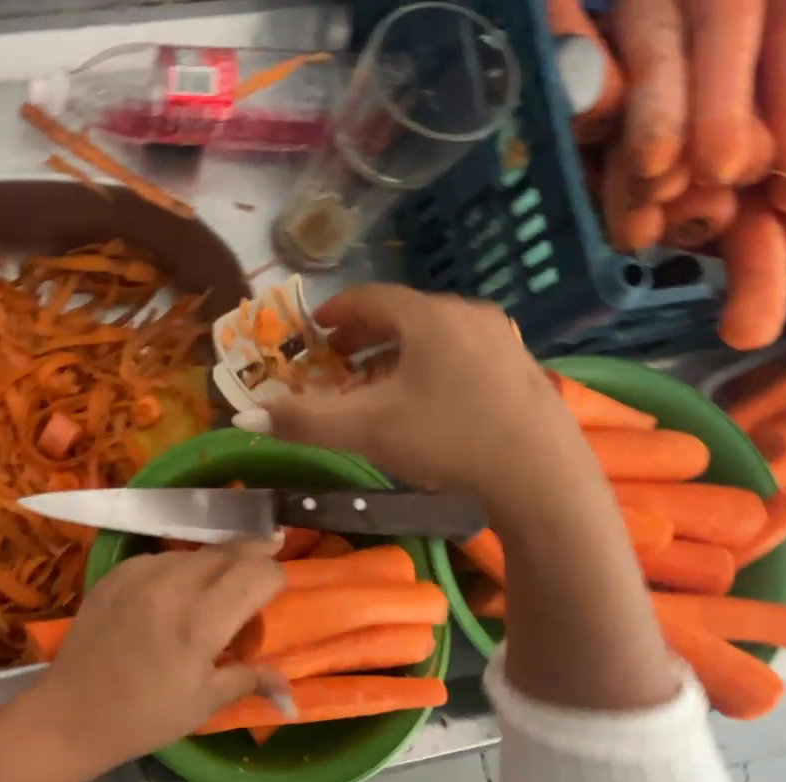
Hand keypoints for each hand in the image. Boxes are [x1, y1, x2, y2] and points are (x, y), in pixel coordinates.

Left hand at [25, 545, 285, 771]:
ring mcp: (138, 575)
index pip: (258, 572)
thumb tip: (292, 693)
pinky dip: (177, 568)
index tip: (278, 589)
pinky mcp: (114, 574)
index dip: (275, 577)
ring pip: (193, 553)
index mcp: (200, 620)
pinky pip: (159, 558)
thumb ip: (250, 679)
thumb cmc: (144, 716)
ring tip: (217, 587)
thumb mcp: (203, 703)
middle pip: (228, 552)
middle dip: (251, 558)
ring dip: (214, 563)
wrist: (71, 713)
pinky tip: (176, 591)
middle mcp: (171, 585)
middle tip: (263, 568)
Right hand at [236, 285, 595, 514]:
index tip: (311, 331)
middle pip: (402, 315)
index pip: (370, 298)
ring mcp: (499, 340)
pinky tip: (418, 403)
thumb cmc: (446, 441)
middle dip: (360, 337)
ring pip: (431, 336)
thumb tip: (245, 417)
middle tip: (334, 361)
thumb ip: (302, 421)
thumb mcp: (364, 431)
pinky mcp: (518, 368)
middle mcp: (467, 316)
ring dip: (392, 355)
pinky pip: (456, 353)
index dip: (334, 312)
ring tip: (370, 387)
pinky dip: (425, 366)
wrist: (540, 479)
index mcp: (430, 318)